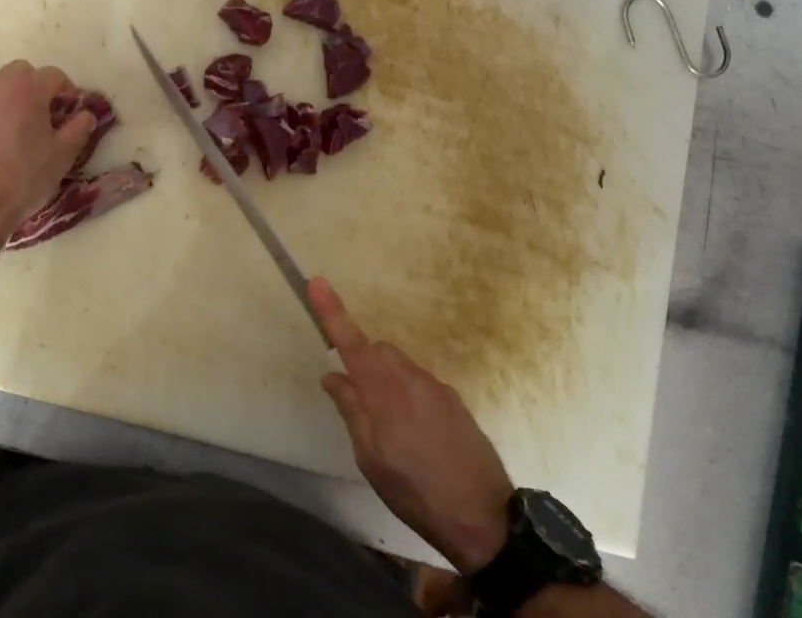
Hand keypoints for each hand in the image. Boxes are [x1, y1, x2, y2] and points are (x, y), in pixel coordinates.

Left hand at [0, 60, 94, 246]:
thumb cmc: (24, 177)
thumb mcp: (62, 155)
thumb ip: (79, 128)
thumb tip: (86, 115)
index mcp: (26, 88)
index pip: (55, 76)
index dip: (68, 93)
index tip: (71, 115)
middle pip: (24, 73)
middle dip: (39, 88)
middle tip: (48, 117)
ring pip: (2, 86)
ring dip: (17, 97)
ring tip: (26, 129)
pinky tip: (4, 141)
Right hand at [310, 276, 513, 575]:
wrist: (484, 519)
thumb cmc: (415, 491)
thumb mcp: (370, 458)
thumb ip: (351, 410)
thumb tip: (333, 375)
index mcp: (386, 392)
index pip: (352, 344)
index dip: (332, 312)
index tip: (317, 281)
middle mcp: (414, 380)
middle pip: (379, 350)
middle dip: (362, 360)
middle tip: (355, 400)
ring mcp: (439, 390)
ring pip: (401, 367)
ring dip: (386, 381)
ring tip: (388, 428)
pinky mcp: (457, 404)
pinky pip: (421, 384)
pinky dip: (407, 395)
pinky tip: (413, 434)